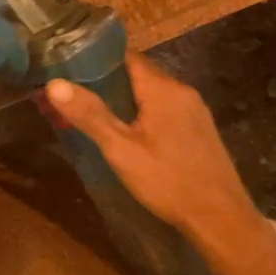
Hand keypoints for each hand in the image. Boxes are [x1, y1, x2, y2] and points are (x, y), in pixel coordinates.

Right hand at [44, 53, 266, 250]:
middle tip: (74, 93)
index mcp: (163, 89)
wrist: (221, 219)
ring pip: (152, 91)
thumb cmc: (167, 181)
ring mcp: (195, 110)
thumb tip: (54, 83)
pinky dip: (143, 111)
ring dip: (125, 97)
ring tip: (94, 112)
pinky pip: (164, 108)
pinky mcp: (200, 129)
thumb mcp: (121, 149)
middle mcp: (182, 91)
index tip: (68, 65)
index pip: (126, 55)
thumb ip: (90, 114)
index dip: (95, 57)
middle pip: (138, 72)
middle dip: (106, 79)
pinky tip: (128, 132)